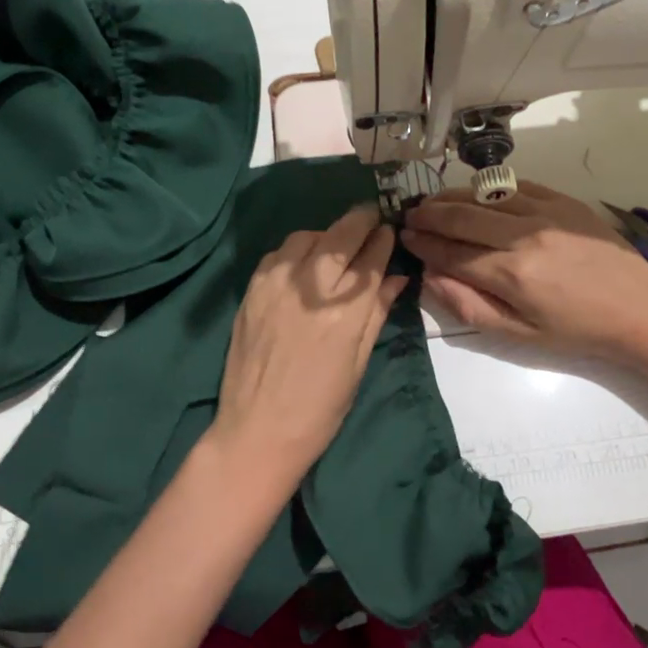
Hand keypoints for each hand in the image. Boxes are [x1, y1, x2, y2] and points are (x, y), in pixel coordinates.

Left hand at [211, 206, 408, 476]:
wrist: (258, 431)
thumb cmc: (320, 408)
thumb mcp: (359, 364)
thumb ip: (376, 314)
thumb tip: (396, 277)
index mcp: (344, 315)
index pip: (371, 260)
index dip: (383, 241)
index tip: (390, 231)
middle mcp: (310, 291)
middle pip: (341, 236)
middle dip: (361, 221)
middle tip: (372, 217)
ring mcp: (276, 287)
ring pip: (307, 237)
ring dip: (328, 234)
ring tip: (337, 244)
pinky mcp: (252, 291)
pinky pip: (278, 253)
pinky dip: (297, 249)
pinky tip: (305, 262)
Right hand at [401, 181, 647, 359]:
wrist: (638, 308)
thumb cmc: (577, 331)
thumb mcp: (519, 335)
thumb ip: (470, 306)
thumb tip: (431, 277)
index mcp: (511, 275)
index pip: (451, 253)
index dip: (422, 244)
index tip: (404, 238)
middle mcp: (523, 236)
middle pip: (461, 217)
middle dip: (429, 215)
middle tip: (409, 215)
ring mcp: (545, 213)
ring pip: (484, 195)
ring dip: (453, 197)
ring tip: (433, 202)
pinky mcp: (563, 201)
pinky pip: (515, 186)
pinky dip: (488, 189)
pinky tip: (475, 194)